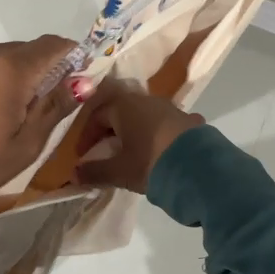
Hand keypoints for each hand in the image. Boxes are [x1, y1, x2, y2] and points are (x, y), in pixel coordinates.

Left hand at [0, 36, 82, 192]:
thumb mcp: (27, 143)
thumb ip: (56, 107)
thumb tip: (84, 82)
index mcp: (11, 68)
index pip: (53, 45)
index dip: (70, 58)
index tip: (73, 80)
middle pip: (24, 52)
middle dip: (36, 73)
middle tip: (34, 108)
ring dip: (5, 77)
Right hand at [72, 80, 203, 193]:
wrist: (200, 167)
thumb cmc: (150, 163)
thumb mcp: (119, 171)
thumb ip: (94, 171)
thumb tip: (74, 174)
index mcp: (124, 106)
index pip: (97, 115)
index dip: (86, 136)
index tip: (82, 156)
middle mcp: (146, 100)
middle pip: (119, 112)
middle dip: (107, 132)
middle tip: (102, 153)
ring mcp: (169, 108)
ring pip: (141, 117)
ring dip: (130, 133)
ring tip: (127, 155)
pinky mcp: (187, 121)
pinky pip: (160, 125)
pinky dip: (150, 137)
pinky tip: (153, 154)